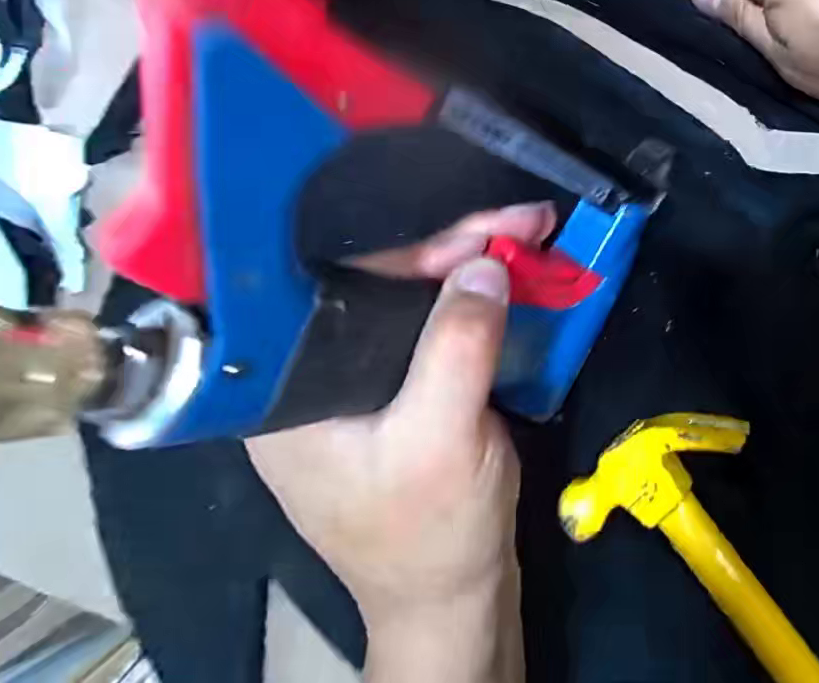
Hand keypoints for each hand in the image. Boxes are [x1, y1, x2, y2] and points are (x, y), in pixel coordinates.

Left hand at [247, 256, 522, 682]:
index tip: (472, 229)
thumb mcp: (442, 442)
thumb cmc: (431, 534)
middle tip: (522, 220)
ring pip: (415, 298)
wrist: (458, 598)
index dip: (407, 249)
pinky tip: (510, 272)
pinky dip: (477, 296)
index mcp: (291, 390)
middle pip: (384, 286)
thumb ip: (457, 349)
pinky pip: (436, 323)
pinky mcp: (400, 384)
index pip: (337, 290)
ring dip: (475, 265)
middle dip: (457, 249)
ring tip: (527, 232)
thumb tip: (484, 263)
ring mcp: (362, 379)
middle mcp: (316, 375)